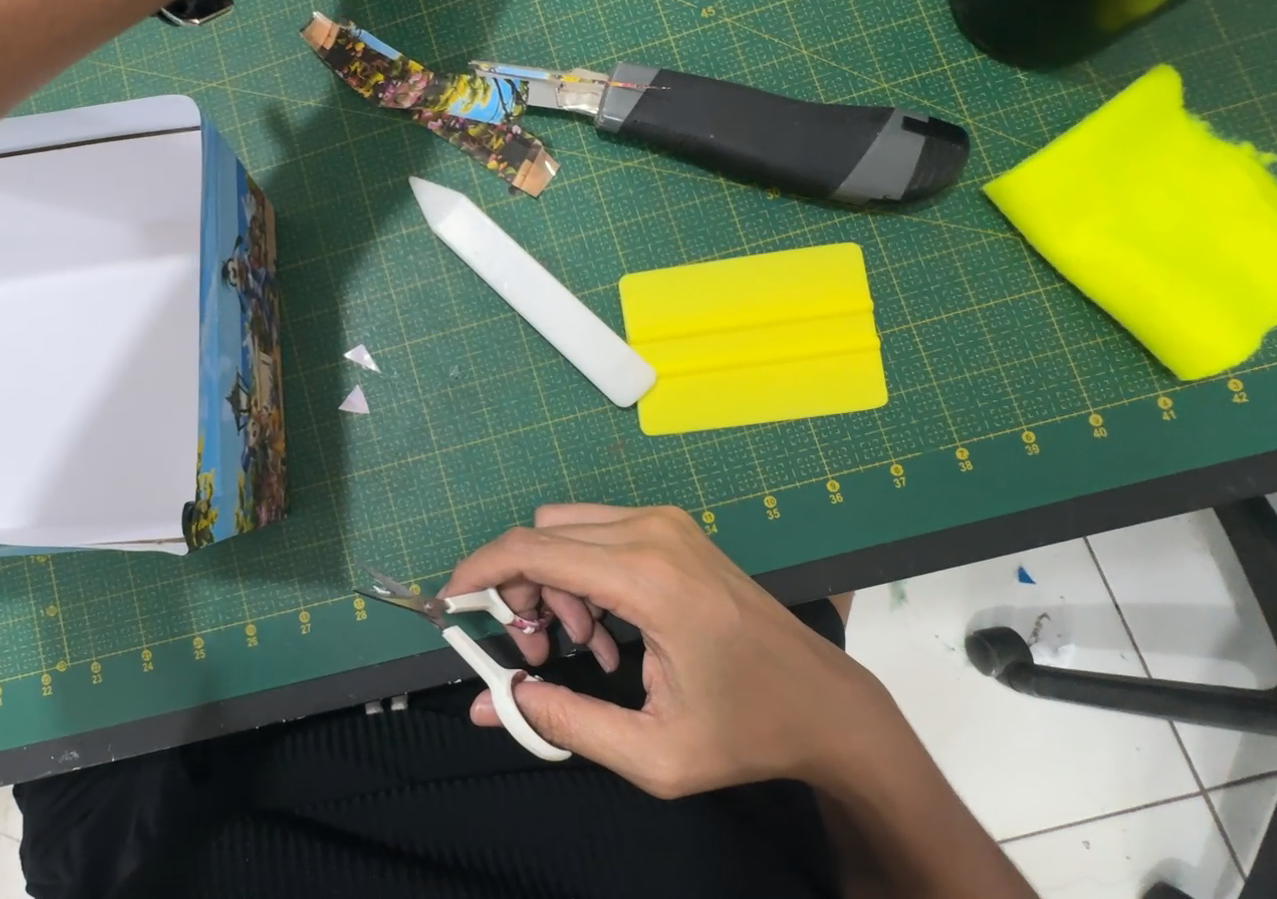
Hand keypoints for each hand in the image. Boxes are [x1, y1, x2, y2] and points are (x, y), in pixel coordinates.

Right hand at [442, 504, 902, 798]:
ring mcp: (664, 523)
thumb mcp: (650, 753)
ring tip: (581, 645)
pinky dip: (578, 573)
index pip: (531, 549)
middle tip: (537, 652)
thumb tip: (489, 702)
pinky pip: (592, 533)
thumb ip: (561, 721)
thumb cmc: (746, 733)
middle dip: (518, 592)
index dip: (479, 573)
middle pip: (539, 536)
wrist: (826, 703)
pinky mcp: (670, 528)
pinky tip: (607, 627)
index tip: (451, 604)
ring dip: (550, 583)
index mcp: (647, 579)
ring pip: (561, 529)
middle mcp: (651, 532)